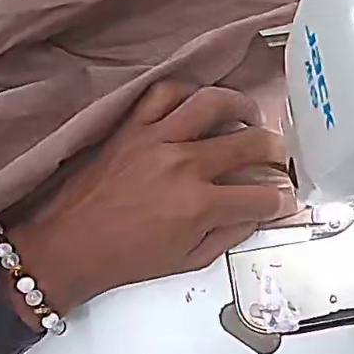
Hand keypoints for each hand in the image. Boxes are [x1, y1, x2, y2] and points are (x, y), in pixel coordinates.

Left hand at [7, 82, 295, 315]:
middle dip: (275, 151)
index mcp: (199, 205)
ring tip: (248, 116)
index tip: (281, 198)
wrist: (71, 246)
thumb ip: (229, 234)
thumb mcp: (188, 260)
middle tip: (277, 156)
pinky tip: (196, 106)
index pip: (260, 195)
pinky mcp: (132, 128)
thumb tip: (256, 213)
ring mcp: (157, 140)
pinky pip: (164, 94)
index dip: (279, 199)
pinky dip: (186, 94)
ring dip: (240, 106)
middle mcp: (183, 165)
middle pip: (249, 143)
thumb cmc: (126, 257)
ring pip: (212, 103)